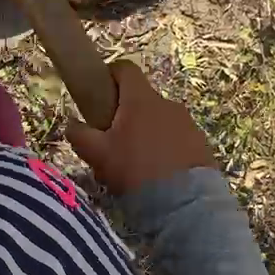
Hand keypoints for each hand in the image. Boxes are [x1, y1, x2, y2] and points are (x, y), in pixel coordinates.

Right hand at [64, 61, 218, 194]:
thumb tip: (72, 124)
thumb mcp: (97, 155)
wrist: (186, 205)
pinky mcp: (202, 144)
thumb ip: (79, 135)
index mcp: (140, 99)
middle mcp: (167, 104)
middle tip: (114, 139)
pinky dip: (167, 148)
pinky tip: (159, 173)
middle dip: (126, 113)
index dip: (110, 75)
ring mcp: (188, 124)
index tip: (100, 93)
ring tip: (138, 162)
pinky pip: (178, 138)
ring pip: (160, 119)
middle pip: (141, 98)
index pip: (125, 69)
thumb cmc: (136, 170)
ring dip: (148, 132)